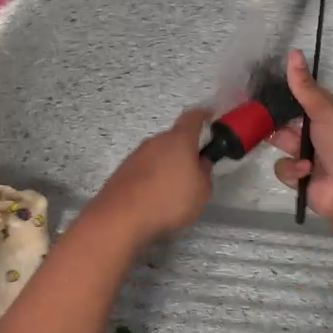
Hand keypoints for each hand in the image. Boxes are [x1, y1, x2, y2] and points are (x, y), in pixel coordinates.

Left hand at [85, 108, 214, 244]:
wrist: (122, 216)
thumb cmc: (169, 200)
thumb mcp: (202, 192)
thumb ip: (204, 174)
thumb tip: (200, 163)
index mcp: (179, 140)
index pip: (192, 118)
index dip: (202, 115)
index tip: (209, 117)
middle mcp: (156, 141)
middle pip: (174, 139)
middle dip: (184, 150)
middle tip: (193, 171)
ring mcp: (136, 154)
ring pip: (158, 154)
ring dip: (167, 165)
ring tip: (173, 190)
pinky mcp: (123, 170)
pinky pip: (144, 168)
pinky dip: (152, 177)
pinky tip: (154, 197)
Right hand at [272, 50, 332, 220]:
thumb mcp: (326, 111)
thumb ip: (304, 87)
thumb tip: (293, 52)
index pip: (306, 99)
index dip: (288, 95)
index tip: (267, 91)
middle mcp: (322, 134)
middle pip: (289, 122)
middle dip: (279, 123)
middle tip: (264, 120)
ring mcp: (312, 157)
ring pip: (283, 145)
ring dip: (288, 148)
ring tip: (299, 155)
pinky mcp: (302, 178)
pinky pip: (284, 167)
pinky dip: (293, 170)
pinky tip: (306, 172)